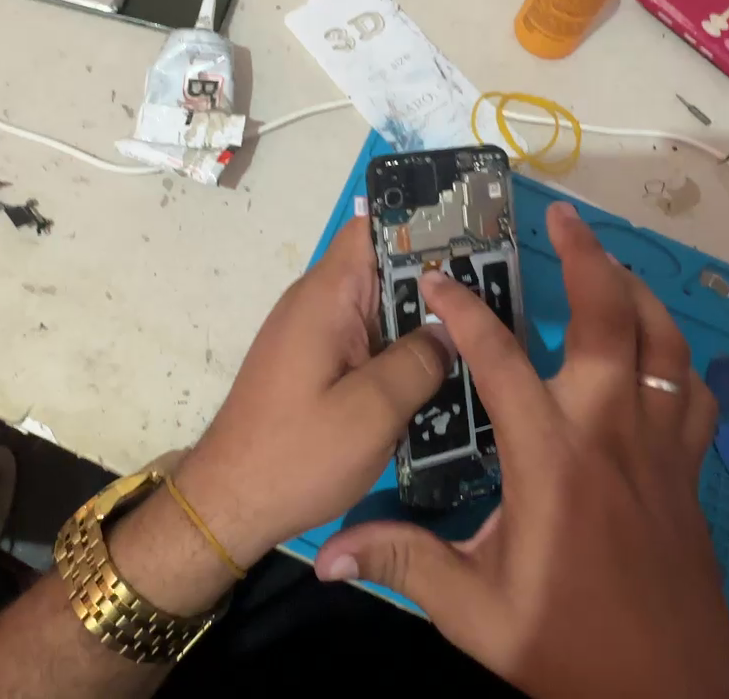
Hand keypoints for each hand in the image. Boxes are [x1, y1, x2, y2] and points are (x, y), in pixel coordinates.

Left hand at [174, 216, 449, 568]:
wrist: (229, 503)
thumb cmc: (296, 455)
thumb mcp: (371, 412)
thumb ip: (417, 363)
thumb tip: (448, 331)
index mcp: (327, 296)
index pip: (372, 229)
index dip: (421, 225)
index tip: (473, 236)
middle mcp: (319, 303)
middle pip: (383, 269)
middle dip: (435, 279)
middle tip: (499, 290)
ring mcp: (315, 334)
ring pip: (380, 308)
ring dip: (422, 320)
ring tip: (484, 328)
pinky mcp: (317, 364)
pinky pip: (367, 339)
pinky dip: (401, 348)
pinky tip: (442, 370)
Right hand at [314, 203, 728, 698]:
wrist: (678, 697)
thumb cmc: (571, 646)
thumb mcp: (476, 613)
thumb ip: (405, 565)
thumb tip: (326, 554)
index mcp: (551, 457)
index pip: (498, 358)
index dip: (464, 311)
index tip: (440, 281)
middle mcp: (610, 430)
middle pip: (609, 318)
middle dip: (586, 257)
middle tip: (562, 218)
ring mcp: (660, 444)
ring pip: (665, 340)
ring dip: (637, 291)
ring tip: (609, 263)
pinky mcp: (689, 466)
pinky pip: (694, 388)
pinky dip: (675, 353)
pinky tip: (655, 349)